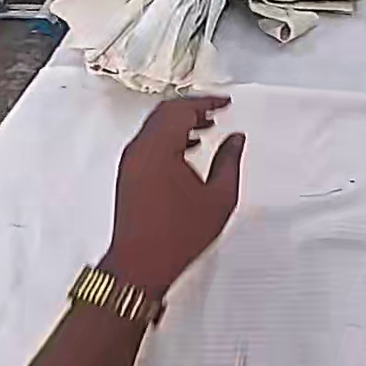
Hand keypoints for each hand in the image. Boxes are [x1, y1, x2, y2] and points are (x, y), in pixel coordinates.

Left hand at [101, 96, 244, 298]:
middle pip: (165, 113)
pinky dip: (170, 136)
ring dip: (181, 121)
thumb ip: (229, 161)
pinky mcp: (129, 174)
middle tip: (216, 110)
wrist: (141, 264)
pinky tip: (189, 147)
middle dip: (193, 108)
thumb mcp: (219, 197)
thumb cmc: (176, 236)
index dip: (206, 102)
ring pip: (156, 126)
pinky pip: (149, 142)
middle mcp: (140, 150)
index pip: (182, 109)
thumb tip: (235, 139)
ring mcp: (131, 162)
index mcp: (160, 149)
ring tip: (207, 126)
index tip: (223, 102)